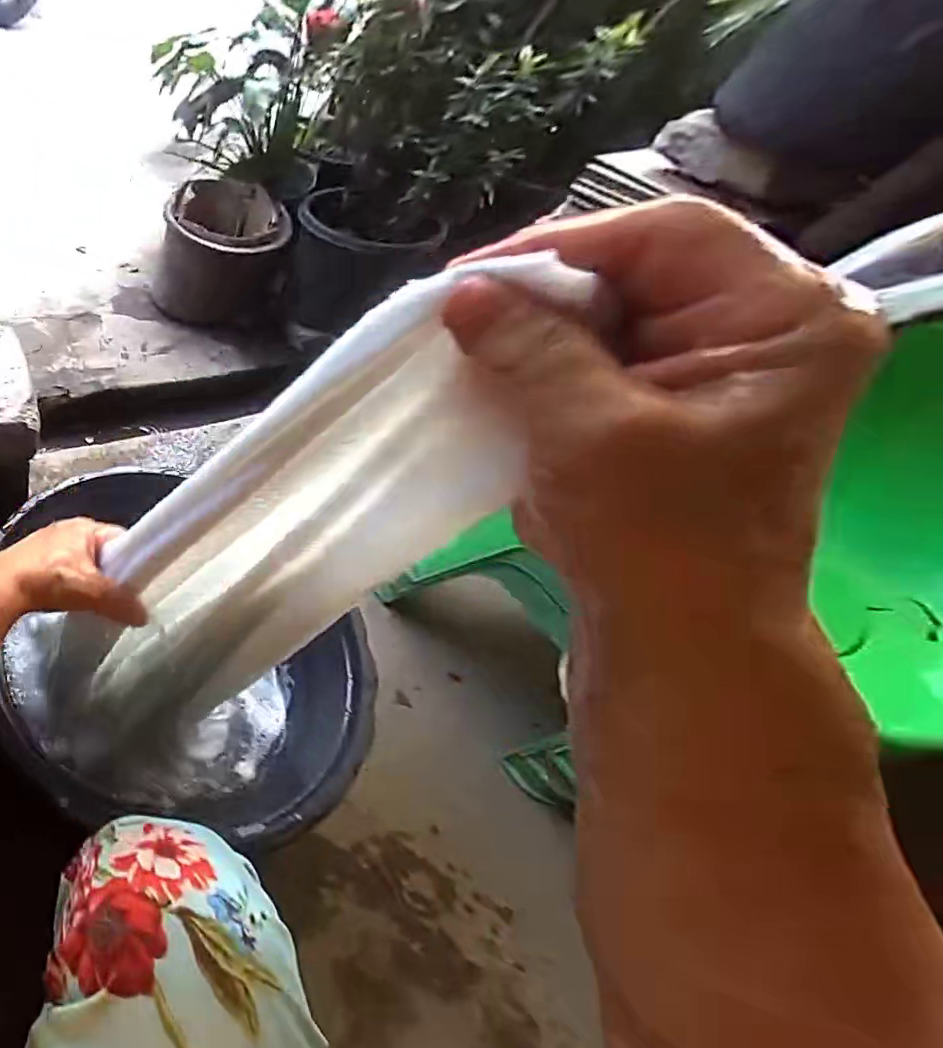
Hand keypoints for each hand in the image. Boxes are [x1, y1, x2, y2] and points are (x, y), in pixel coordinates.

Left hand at [0, 518, 147, 626]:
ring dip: (89, 581)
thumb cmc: (47, 579)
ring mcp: (50, 542)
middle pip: (104, 553)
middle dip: (111, 574)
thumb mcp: (90, 590)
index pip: (123, 539)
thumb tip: (142, 615)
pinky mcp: (36, 558)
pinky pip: (66, 570)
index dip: (135, 560)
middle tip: (116, 597)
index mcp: (86, 526)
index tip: (139, 584)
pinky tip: (68, 599)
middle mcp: (69, 528)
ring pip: (84, 563)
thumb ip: (119, 601)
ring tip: (90, 600)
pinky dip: (71, 584)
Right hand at [443, 197, 888, 617]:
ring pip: (602, 311)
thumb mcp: (590, 432)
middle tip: (457, 308)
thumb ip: (531, 352)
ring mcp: (703, 363)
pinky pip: (586, 353)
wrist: (671, 619)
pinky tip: (490, 367)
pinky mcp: (654, 397)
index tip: (467, 277)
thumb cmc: (653, 531)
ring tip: (464, 336)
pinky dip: (532, 357)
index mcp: (781, 317)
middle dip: (538, 286)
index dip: (561, 245)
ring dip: (528, 324)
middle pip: (635, 268)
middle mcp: (753, 325)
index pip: (667, 236)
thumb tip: (461, 294)